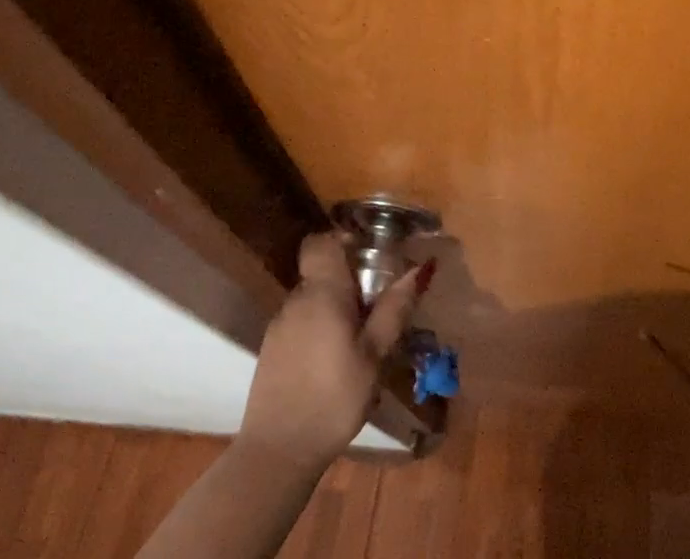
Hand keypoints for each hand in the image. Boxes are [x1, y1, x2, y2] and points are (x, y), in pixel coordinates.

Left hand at [235, 233, 426, 468]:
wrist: (278, 450)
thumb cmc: (334, 397)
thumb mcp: (375, 355)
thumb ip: (394, 309)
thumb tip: (417, 269)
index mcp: (322, 294)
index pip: (320, 243)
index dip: (342, 240)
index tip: (370, 253)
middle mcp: (295, 302)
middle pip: (320, 273)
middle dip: (349, 280)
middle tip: (380, 305)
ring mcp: (279, 327)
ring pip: (311, 301)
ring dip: (336, 308)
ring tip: (363, 339)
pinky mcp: (271, 352)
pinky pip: (301, 323)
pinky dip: (321, 329)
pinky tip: (337, 361)